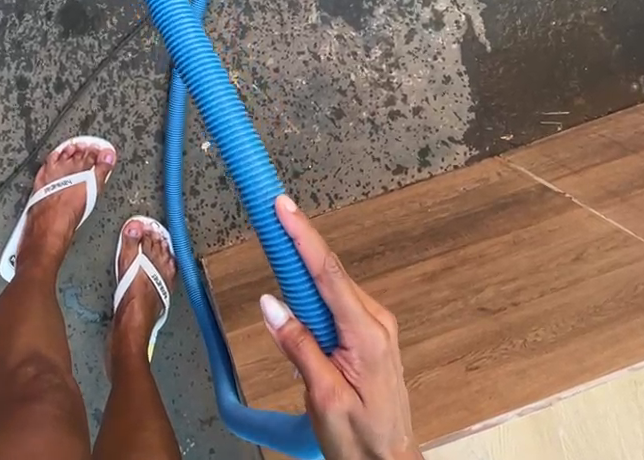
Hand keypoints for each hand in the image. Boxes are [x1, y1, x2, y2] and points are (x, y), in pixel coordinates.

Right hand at [259, 195, 420, 459]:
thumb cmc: (362, 440)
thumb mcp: (324, 398)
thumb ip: (298, 346)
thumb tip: (270, 304)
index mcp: (367, 334)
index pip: (328, 272)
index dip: (303, 235)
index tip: (283, 206)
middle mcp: (375, 320)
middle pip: (327, 270)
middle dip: (295, 244)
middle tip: (268, 217)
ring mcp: (373, 323)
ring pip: (328, 283)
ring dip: (300, 269)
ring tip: (276, 252)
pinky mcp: (366, 329)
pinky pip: (332, 298)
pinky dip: (310, 289)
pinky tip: (295, 295)